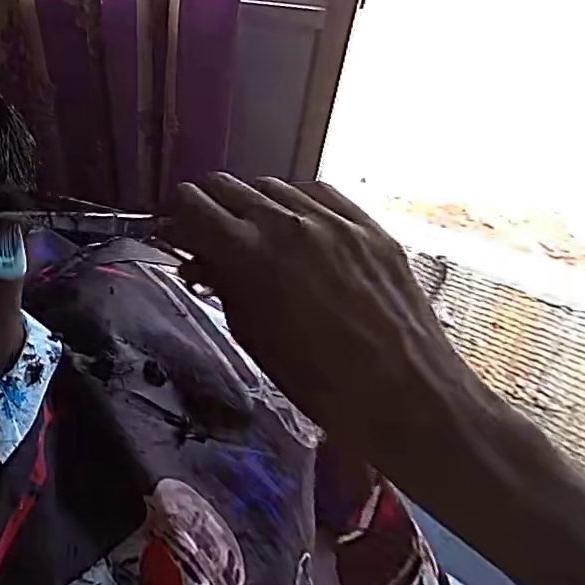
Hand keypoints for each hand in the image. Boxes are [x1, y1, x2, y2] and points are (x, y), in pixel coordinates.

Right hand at [171, 174, 498, 478]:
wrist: (411, 400)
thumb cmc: (318, 379)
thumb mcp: (249, 330)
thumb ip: (219, 283)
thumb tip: (197, 261)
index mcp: (245, 251)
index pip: (189, 203)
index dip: (174, 216)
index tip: (174, 231)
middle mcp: (284, 223)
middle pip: (223, 185)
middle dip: (205, 205)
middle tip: (206, 230)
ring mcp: (331, 221)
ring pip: (268, 185)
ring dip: (250, 203)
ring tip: (254, 231)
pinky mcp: (368, 227)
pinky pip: (318, 192)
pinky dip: (296, 202)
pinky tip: (296, 224)